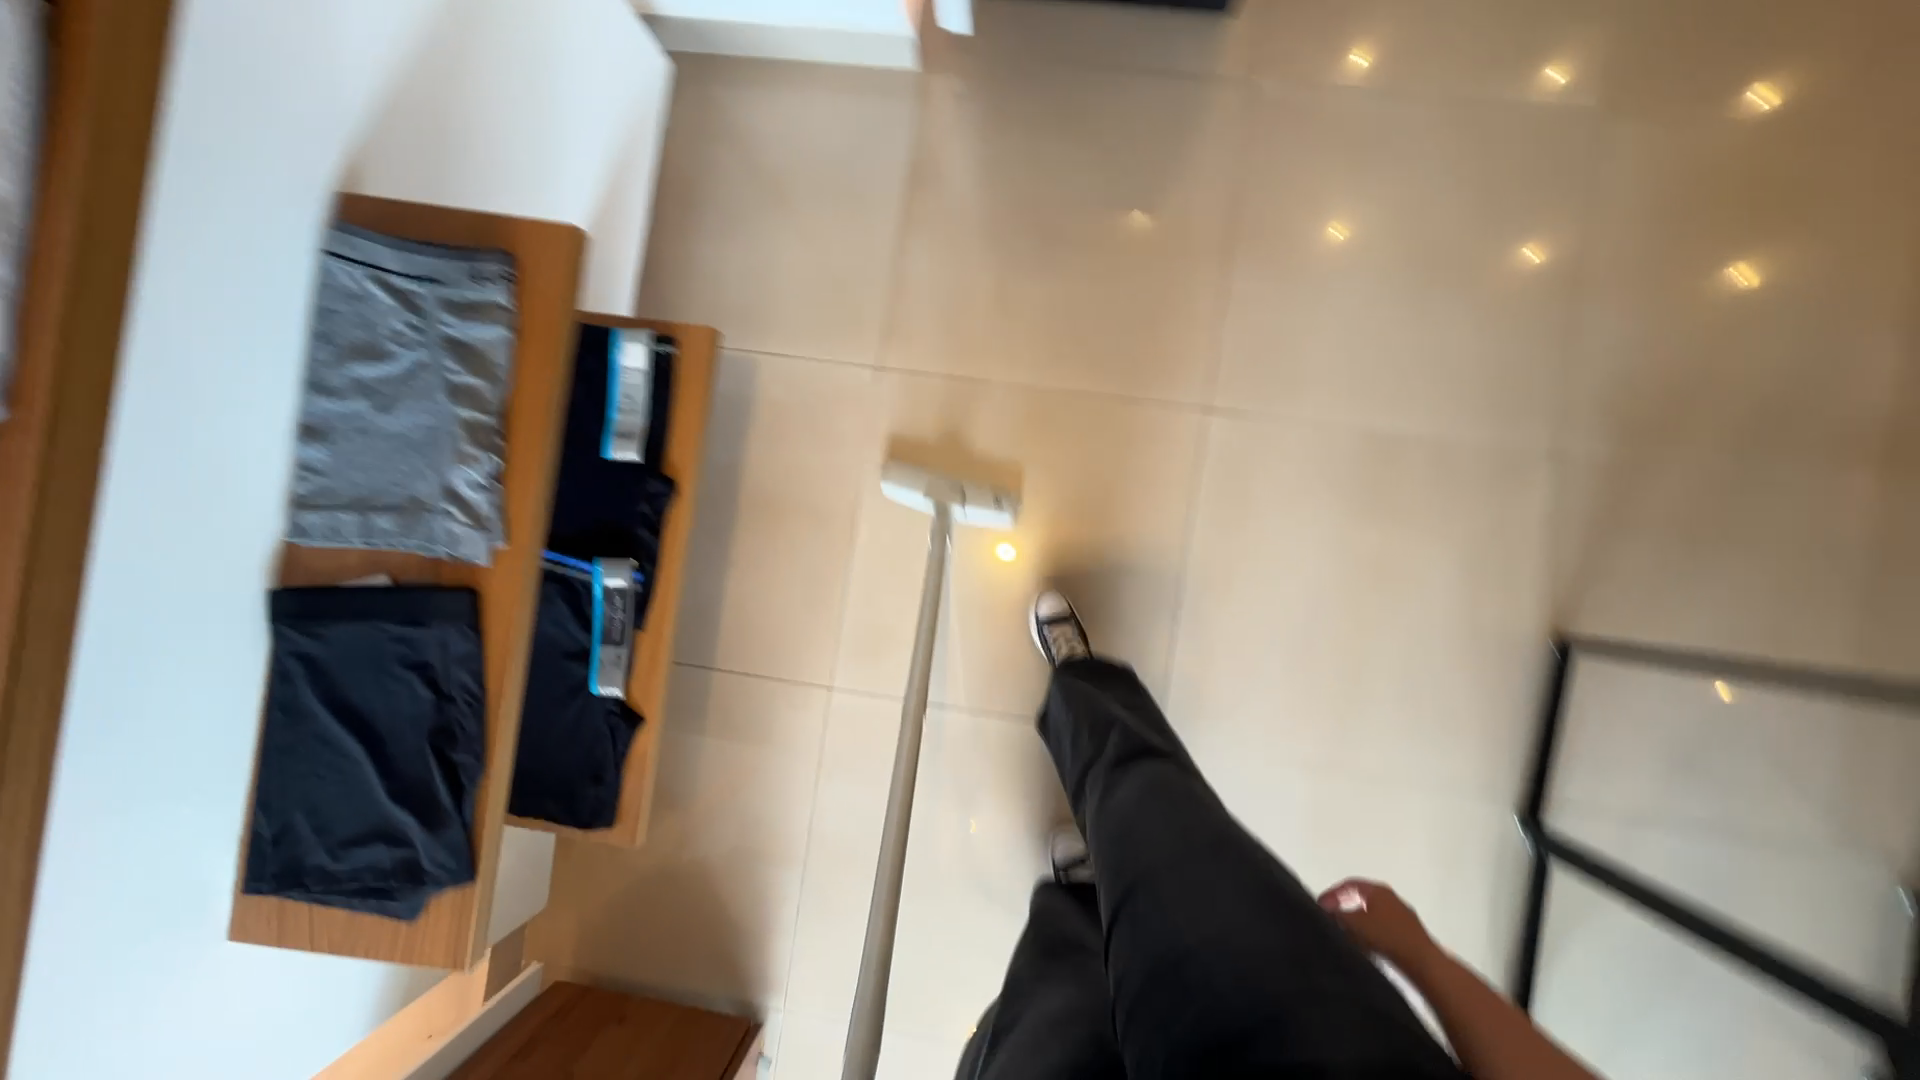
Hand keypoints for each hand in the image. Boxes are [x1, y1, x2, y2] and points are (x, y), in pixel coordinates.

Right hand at [1317, 878, 1440, 974]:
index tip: (1320, 905)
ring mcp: (1405, 917)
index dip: (1332, 893)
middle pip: (1363, 899)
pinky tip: (1367, 947)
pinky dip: (1372, 933)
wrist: (1424, 964)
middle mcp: (1393, 899)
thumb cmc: (1385, 937)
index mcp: (1378, 890)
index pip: (1350, 885)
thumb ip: (1336, 914)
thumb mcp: (1353, 924)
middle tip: (1332, 917)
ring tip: (1347, 935)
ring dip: (1359, 922)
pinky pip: (1384, 928)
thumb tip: (1325, 909)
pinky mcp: (1411, 935)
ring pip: (1374, 915)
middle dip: (1346, 907)